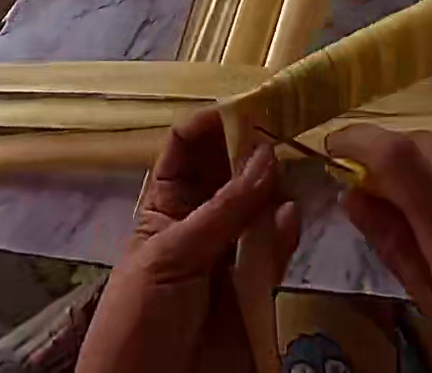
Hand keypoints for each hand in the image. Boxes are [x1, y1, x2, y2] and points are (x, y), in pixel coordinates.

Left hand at [77, 109, 299, 372]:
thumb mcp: (170, 258)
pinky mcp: (259, 280)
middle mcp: (203, 217)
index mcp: (166, 206)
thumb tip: (268, 151)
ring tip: (294, 168)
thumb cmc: (138, 325)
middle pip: (231, 165)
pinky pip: (279, 242)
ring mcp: (233, 247)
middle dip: (255, 144)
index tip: (249, 105)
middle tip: (288, 122)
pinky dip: (288, 227)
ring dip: (276, 183)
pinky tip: (292, 218)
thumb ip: (224, 207)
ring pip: (261, 198)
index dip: (213, 122)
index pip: (186, 147)